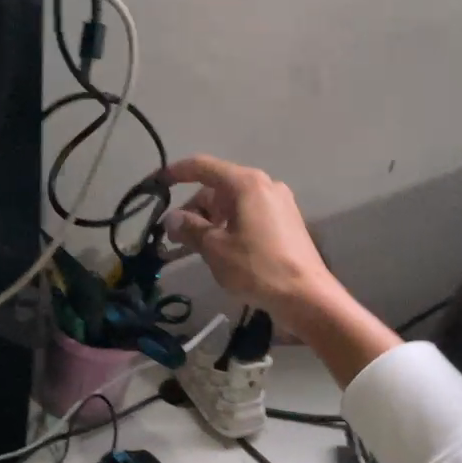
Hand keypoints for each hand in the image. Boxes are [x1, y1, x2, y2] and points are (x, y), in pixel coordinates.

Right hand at [159, 154, 340, 330]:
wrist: (305, 295)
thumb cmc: (257, 268)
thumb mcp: (215, 249)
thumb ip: (190, 229)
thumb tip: (171, 218)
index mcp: (246, 184)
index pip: (203, 167)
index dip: (176, 173)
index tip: (156, 183)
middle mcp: (264, 185)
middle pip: (218, 188)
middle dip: (194, 209)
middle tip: (175, 237)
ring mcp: (278, 203)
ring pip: (233, 204)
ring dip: (210, 221)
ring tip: (195, 249)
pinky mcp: (285, 222)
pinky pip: (248, 215)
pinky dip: (229, 227)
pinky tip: (221, 250)